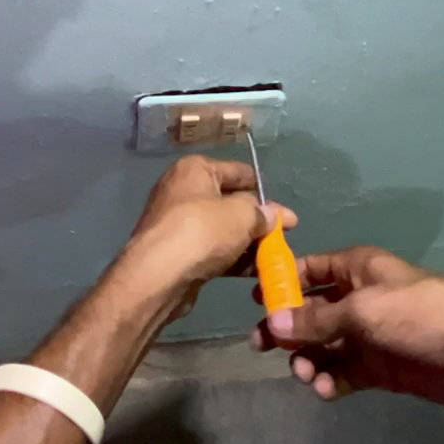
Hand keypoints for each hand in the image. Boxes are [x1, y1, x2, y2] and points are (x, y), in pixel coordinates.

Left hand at [119, 155, 296, 308]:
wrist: (158, 274)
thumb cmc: (201, 231)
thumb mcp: (241, 215)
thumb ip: (261, 213)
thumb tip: (273, 215)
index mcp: (195, 169)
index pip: (237, 171)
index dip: (262, 188)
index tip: (283, 207)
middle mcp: (182, 189)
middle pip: (229, 201)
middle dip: (257, 219)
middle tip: (285, 234)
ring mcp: (177, 221)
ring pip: (222, 228)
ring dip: (247, 242)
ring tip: (276, 257)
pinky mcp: (177, 250)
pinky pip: (212, 248)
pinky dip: (232, 257)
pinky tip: (255, 272)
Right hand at [250, 245, 443, 408]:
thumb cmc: (417, 313)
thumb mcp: (362, 310)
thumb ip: (316, 319)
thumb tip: (272, 324)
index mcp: (355, 268)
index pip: (309, 269)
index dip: (282, 281)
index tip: (254, 299)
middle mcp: (358, 297)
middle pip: (311, 311)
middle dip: (288, 329)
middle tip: (260, 347)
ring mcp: (369, 333)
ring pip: (325, 344)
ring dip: (309, 358)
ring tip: (306, 375)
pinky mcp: (381, 366)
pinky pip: (345, 371)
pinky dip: (331, 380)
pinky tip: (326, 389)